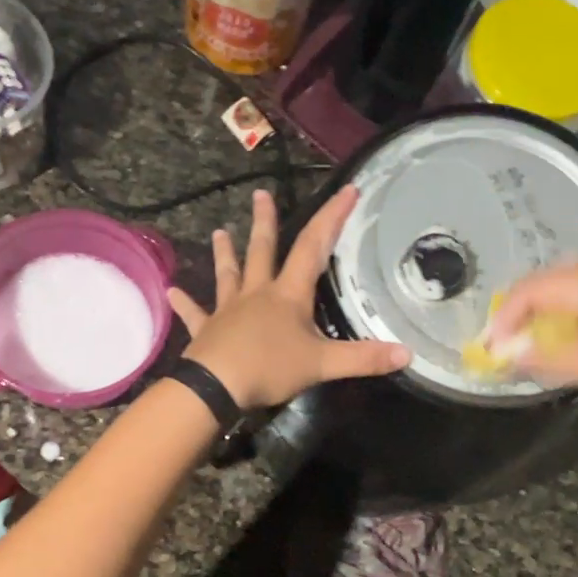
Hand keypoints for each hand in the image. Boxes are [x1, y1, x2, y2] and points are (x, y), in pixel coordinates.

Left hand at [169, 187, 410, 409]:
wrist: (216, 386)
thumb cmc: (269, 369)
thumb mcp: (323, 365)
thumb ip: (364, 358)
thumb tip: (407, 354)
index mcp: (288, 296)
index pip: (313, 248)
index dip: (332, 218)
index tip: (347, 190)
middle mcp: (257, 294)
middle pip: (262, 251)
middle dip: (266, 222)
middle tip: (260, 195)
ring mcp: (227, 310)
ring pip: (228, 275)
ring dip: (224, 254)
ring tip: (219, 231)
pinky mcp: (206, 331)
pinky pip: (195, 313)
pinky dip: (184, 303)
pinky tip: (170, 292)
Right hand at [488, 250, 577, 421]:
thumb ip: (541, 357)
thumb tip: (508, 354)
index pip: (530, 288)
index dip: (504, 317)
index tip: (490, 346)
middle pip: (552, 280)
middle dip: (526, 312)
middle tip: (510, 343)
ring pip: (576, 283)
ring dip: (553, 310)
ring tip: (539, 340)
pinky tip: (577, 332)